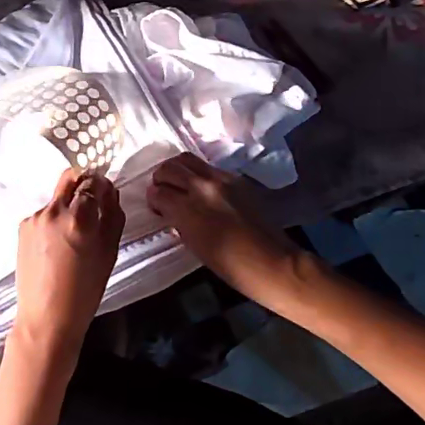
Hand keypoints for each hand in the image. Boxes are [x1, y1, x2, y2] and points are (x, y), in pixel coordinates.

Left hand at [13, 169, 124, 369]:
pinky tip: (57, 245)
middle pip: (69, 177)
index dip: (100, 181)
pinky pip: (45, 214)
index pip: (91, 180)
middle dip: (82, 182)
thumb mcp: (109, 252)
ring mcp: (35, 218)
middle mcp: (54, 211)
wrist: (46, 317)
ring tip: (73, 234)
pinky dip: (54, 221)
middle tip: (91, 200)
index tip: (105, 189)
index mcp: (78, 217)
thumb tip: (110, 192)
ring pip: (57, 198)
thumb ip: (112, 216)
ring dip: (68, 205)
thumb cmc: (85, 290)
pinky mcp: (23, 227)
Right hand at [147, 153, 306, 313]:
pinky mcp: (237, 179)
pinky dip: (199, 174)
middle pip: (170, 168)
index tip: (156, 207)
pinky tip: (203, 189)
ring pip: (188, 160)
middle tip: (163, 191)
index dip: (153, 199)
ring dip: (178, 170)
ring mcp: (221, 179)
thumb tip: (169, 209)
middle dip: (161, 178)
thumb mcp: (193, 243)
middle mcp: (202, 186)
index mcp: (188, 208)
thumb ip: (177, 220)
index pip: (158, 192)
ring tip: (180, 185)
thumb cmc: (229, 264)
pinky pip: (209, 167)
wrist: (272, 262)